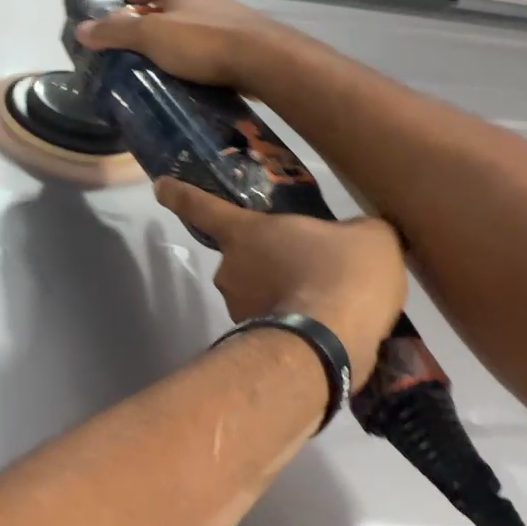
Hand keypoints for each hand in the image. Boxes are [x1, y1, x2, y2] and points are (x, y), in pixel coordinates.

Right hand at [74, 0, 297, 92]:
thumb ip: (116, 33)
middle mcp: (208, 3)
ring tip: (159, 61)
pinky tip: (188, 76)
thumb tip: (80, 28)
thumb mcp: (150, 36)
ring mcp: (230, 24)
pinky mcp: (244, 48)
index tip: (127, 4)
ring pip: (197, 25)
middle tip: (138, 38)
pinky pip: (213, 47)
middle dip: (158, 15)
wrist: (264, 61)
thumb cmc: (203, 42)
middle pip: (179, 1)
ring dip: (178, 37)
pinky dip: (197, 57)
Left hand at [156, 178, 406, 384]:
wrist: (333, 339)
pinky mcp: (249, 335)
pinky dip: (291, 318)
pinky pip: (271, 318)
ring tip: (327, 298)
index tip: (159, 185)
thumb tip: (350, 239)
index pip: (202, 207)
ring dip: (283, 291)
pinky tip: (325, 322)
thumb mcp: (367, 236)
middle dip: (271, 259)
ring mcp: (235, 304)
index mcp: (245, 232)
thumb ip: (351, 231)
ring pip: (258, 289)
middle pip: (243, 255)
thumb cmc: (343, 272)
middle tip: (313, 265)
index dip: (179, 195)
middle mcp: (228, 267)